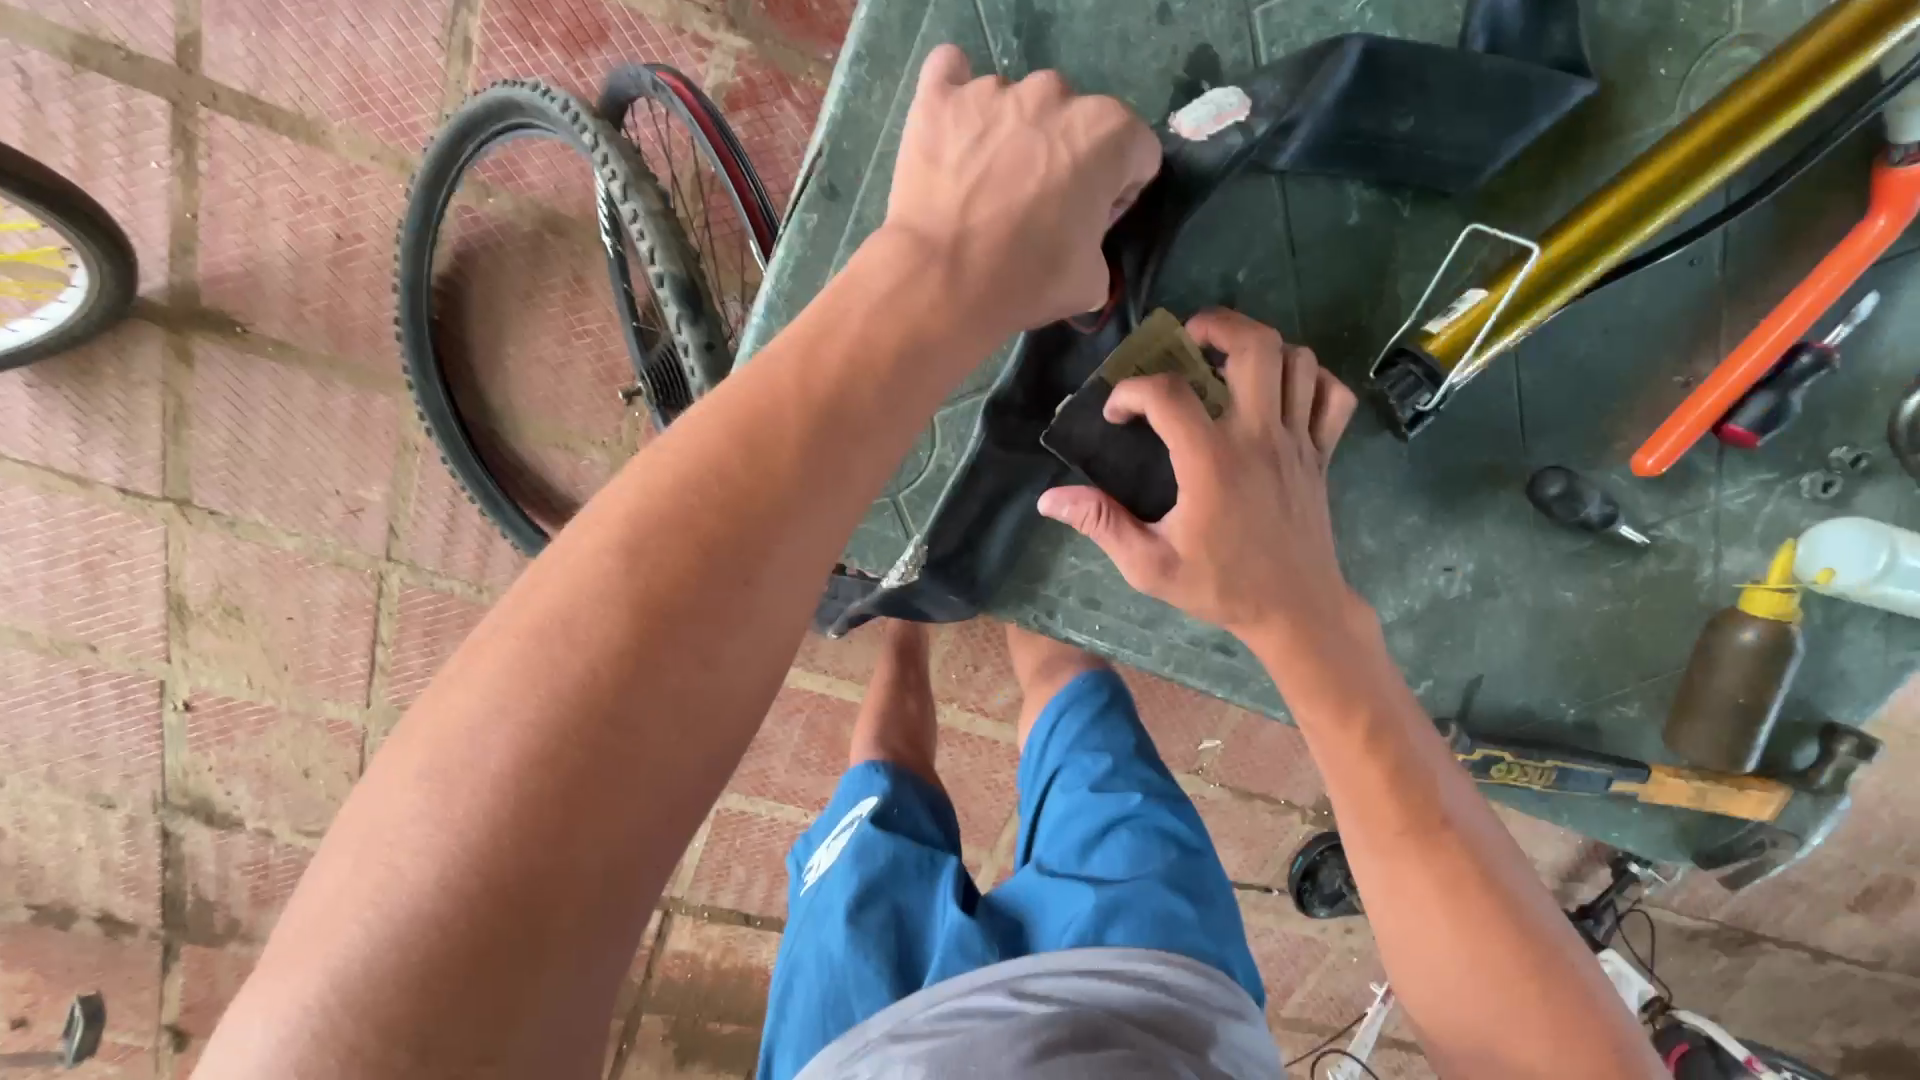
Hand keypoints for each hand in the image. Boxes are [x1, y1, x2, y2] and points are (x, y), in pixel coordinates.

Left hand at [882, 45, 1160, 336]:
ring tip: (984, 190)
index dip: (1117, 191)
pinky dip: (956, 97)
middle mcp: (1056, 95)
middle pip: (1074, 120)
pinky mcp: (939, 97)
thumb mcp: (1091, 283)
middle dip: (1063, 158)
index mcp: (1108, 133)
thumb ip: (1099, 246)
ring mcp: (994, 90)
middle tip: (1034, 211)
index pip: (1135, 151)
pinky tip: (952, 134)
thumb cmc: (1026, 284)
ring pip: (1016, 104)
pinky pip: (951, 72)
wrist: (941, 285)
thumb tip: (1083, 247)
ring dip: (1010, 135)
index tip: (1090, 223)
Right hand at [1037, 309, 1363, 644]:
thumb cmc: (1220, 587)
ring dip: (1262, 348)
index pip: (1168, 393)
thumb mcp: (1149, 565)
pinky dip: (1311, 379)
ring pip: (1298, 360)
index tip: (1116, 414)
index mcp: (1212, 462)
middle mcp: (1259, 437)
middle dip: (1217, 326)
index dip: (1132, 390)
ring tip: (1229, 362)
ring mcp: (1298, 441)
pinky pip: (1332, 395)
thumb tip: (1049, 499)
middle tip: (1188, 339)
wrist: (1296, 611)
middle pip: (1253, 346)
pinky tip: (1281, 392)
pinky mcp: (1322, 454)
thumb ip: (1101, 523)